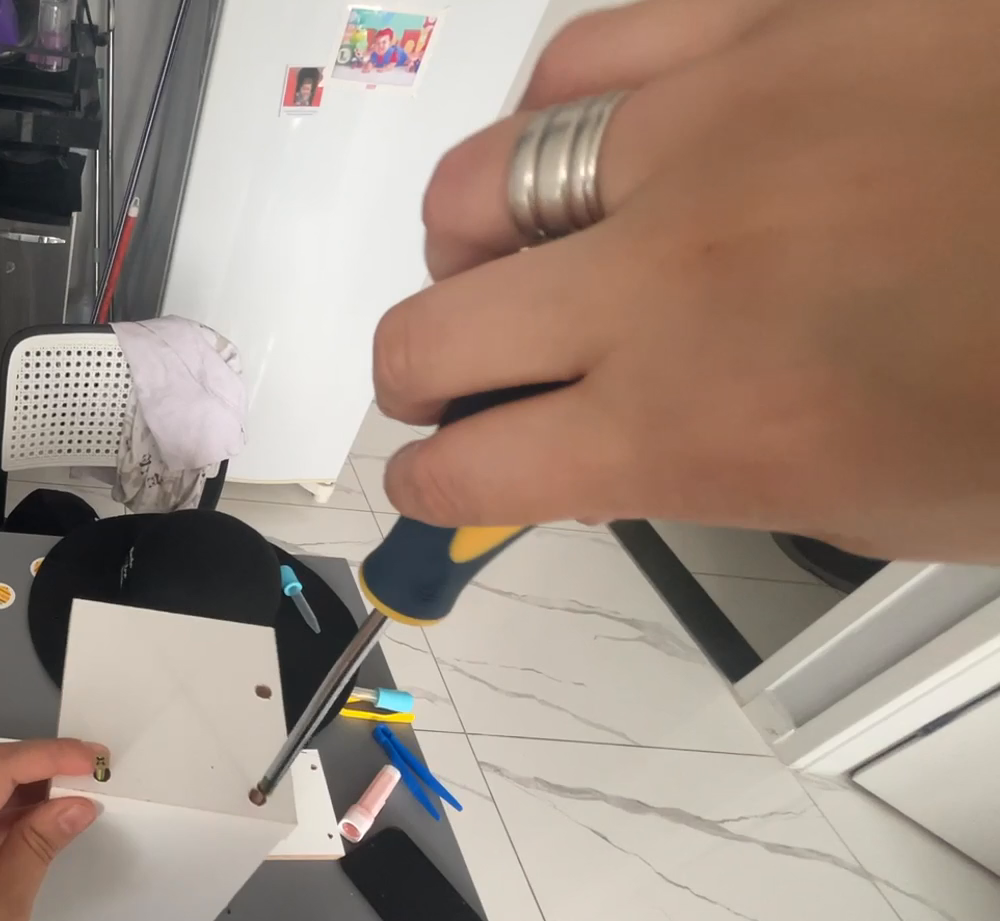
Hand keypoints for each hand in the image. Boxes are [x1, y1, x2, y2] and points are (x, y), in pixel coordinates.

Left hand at [0, 739, 102, 920]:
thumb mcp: (2, 913)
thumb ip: (38, 847)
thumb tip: (77, 804)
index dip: (47, 755)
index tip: (93, 758)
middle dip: (38, 762)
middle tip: (90, 767)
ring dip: (23, 786)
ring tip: (74, 788)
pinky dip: (4, 813)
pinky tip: (38, 817)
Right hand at [373, 0, 999, 561]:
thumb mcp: (874, 501)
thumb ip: (682, 474)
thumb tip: (575, 443)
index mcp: (706, 425)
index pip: (462, 470)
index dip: (427, 485)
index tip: (434, 478)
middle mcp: (676, 278)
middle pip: (422, 337)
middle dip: (416, 380)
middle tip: (453, 384)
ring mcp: (726, 125)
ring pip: (474, 187)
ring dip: (473, 248)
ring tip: (527, 257)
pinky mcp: (794, 10)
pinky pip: (588, 56)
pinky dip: (566, 119)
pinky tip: (607, 150)